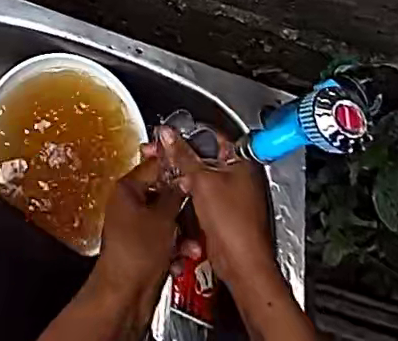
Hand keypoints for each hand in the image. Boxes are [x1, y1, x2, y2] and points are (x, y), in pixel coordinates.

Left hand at [93, 154, 186, 293]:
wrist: (125, 295)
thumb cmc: (137, 252)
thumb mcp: (163, 218)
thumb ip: (175, 195)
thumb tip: (183, 180)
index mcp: (127, 189)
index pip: (153, 167)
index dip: (173, 169)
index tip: (192, 171)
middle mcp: (128, 204)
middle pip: (161, 196)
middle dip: (181, 210)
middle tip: (196, 214)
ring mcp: (134, 227)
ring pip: (165, 222)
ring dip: (181, 234)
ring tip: (190, 247)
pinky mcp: (141, 248)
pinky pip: (163, 241)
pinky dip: (173, 250)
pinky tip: (179, 260)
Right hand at [152, 126, 318, 340]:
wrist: (239, 265)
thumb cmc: (233, 224)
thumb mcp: (202, 181)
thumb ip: (183, 155)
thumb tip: (168, 135)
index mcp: (239, 161)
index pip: (211, 135)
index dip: (187, 132)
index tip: (167, 134)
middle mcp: (235, 175)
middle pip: (202, 155)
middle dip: (178, 154)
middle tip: (158, 152)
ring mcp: (227, 194)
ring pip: (198, 175)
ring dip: (179, 173)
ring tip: (159, 170)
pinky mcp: (219, 211)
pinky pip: (198, 193)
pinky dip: (184, 190)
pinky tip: (170, 190)